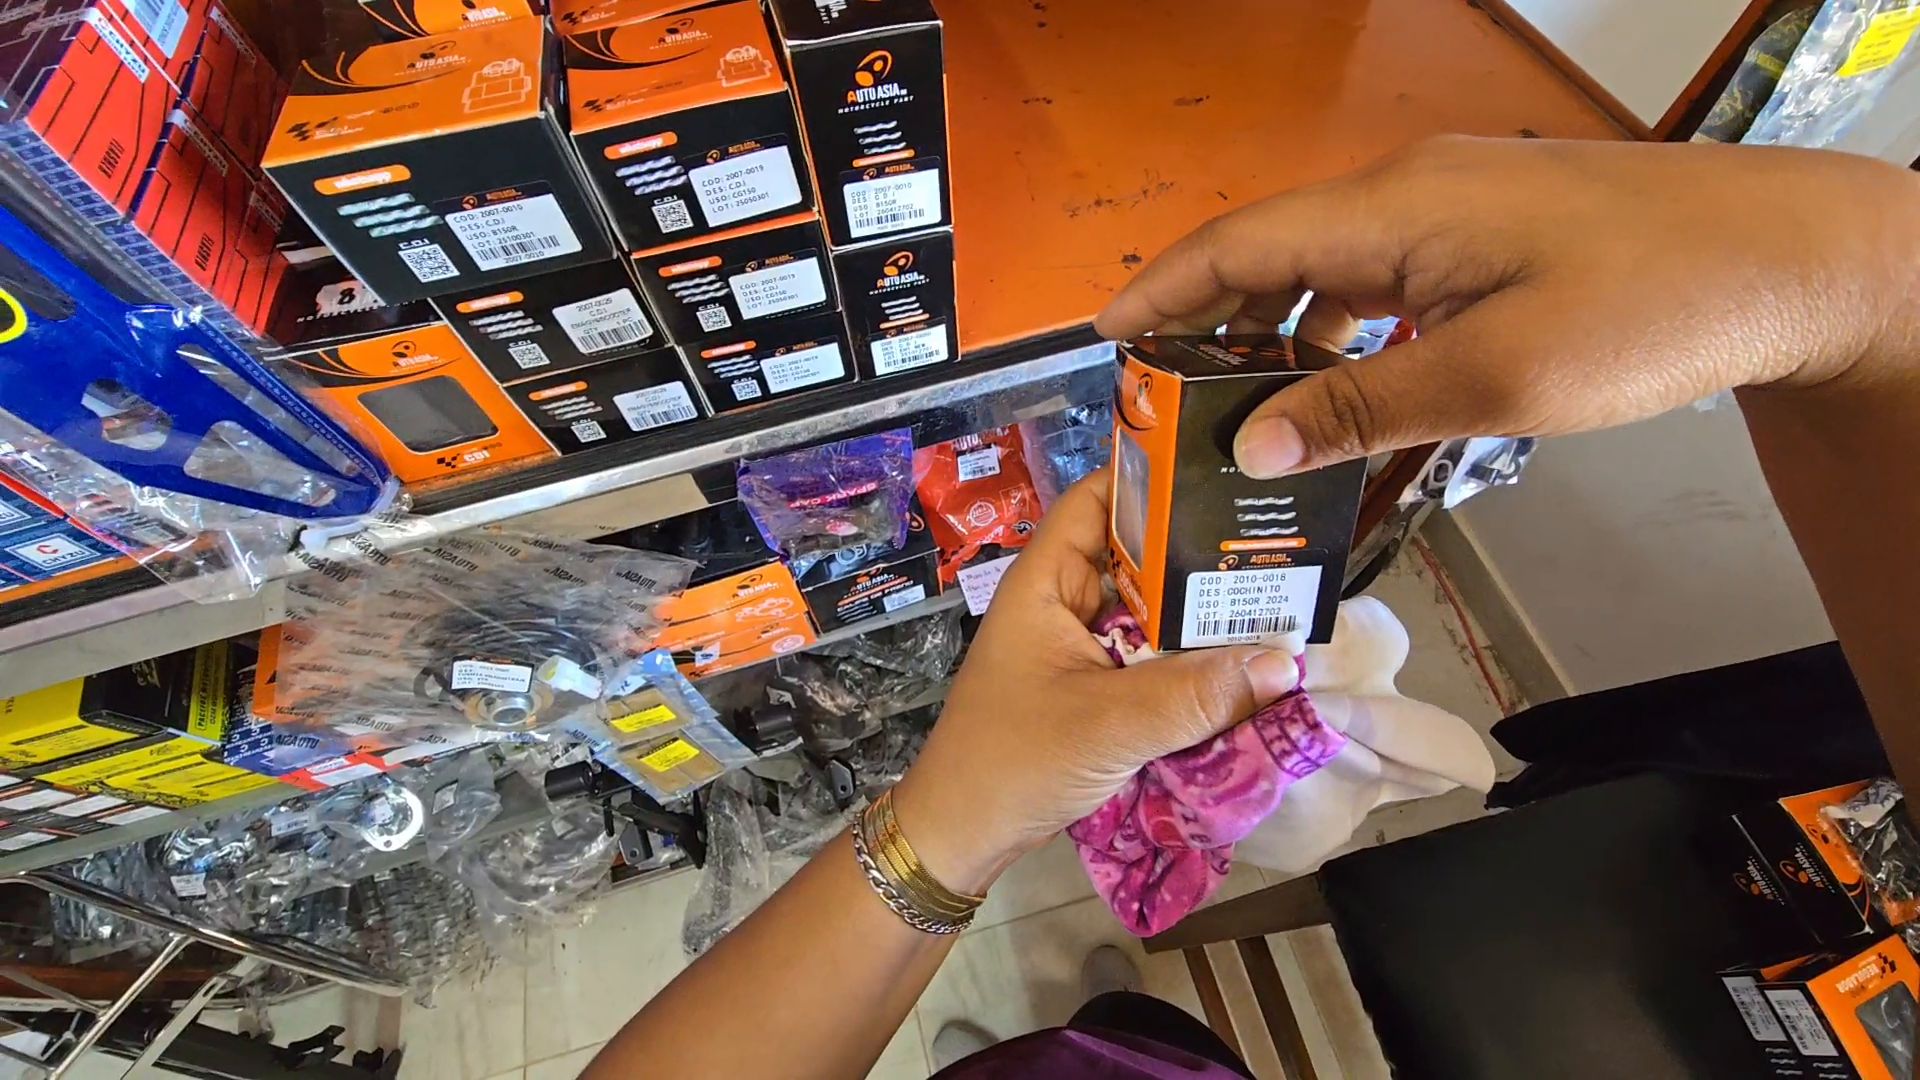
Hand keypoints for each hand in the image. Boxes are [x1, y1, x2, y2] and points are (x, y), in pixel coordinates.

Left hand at [890, 474, 1300, 892]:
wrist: (964, 831)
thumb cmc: (1015, 759)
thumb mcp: (1108, 723)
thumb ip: (1194, 695)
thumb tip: (1284, 663)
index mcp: (1045, 581)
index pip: (1096, 501)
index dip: (1149, 481)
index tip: (1219, 475)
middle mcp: (1062, 601)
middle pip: (1132, 555)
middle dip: (1193, 552)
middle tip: (1272, 542)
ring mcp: (1076, 644)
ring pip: (1145, 610)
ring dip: (1195, 612)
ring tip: (1275, 596)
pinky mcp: (1090, 684)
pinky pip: (1145, 655)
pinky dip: (1184, 657)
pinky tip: (1239, 662)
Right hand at [1095, 136, 1919, 477]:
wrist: (1808, 260)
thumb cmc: (1653, 311)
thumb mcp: (1490, 378)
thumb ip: (1356, 409)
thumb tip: (1246, 450)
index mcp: (1389, 213)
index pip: (1237, 245)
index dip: (1162, 291)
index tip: (1108, 336)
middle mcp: (1397, 197)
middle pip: (1262, 252)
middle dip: (1198, 317)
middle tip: (1155, 386)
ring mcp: (1434, 211)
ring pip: (1309, 268)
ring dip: (1258, 330)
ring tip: (1221, 397)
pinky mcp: (1465, 236)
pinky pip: (1358, 280)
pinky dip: (1317, 330)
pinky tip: (1316, 380)